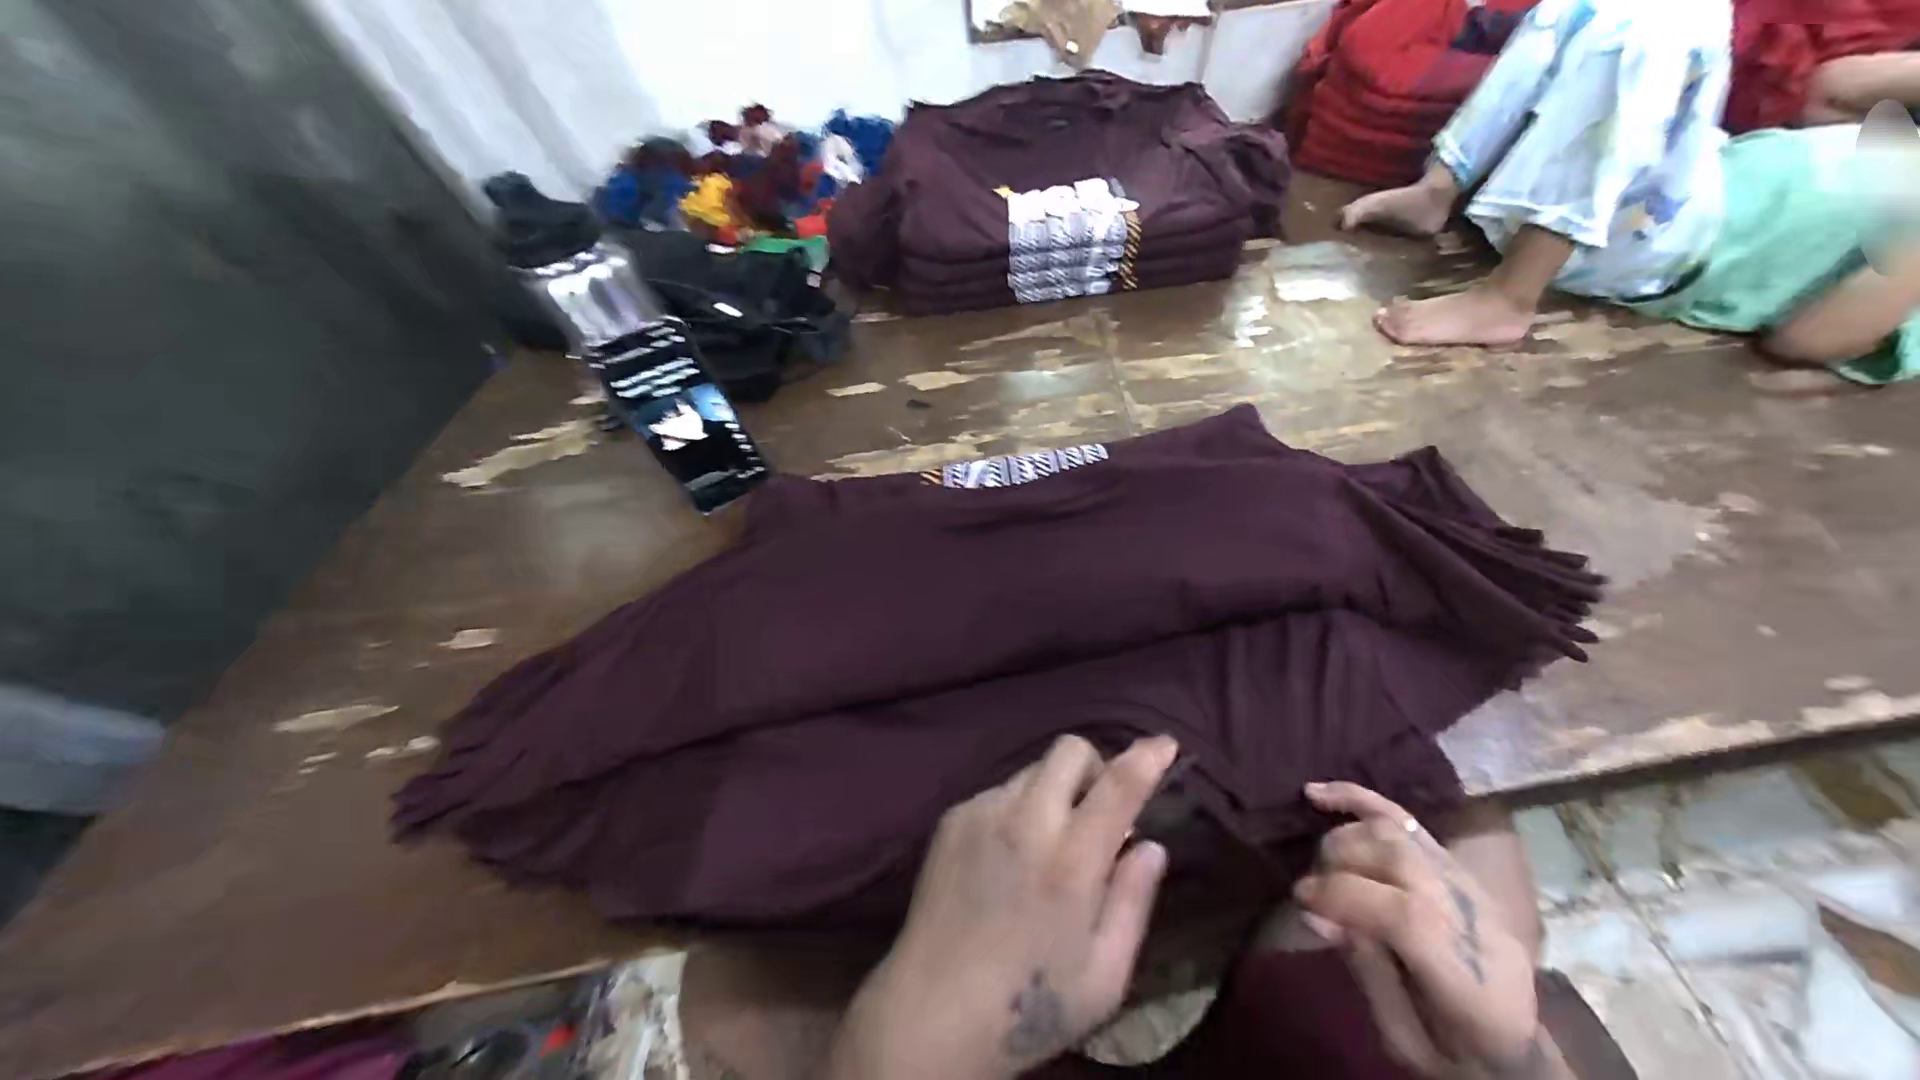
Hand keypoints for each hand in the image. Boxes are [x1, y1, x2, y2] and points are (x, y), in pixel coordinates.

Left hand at [826, 735, 1177, 1079]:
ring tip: (1045, 846)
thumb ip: (1133, 901)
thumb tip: (1150, 845)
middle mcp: (1025, 820)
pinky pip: (999, 792)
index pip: (1118, 786)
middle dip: (1094, 768)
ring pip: (1033, 770)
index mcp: (1071, 861)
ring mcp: (983, 812)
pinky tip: (1007, 859)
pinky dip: (1018, 809)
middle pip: (1069, 751)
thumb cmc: (1029, 1005)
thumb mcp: (1104, 975)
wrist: (931, 1011)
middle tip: (1097, 814)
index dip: (1146, 757)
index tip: (1164, 743)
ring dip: (1053, 792)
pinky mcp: (953, 817)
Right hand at [1296, 782, 1545, 1079]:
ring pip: (1396, 831)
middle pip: (1397, 858)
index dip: (1342, 897)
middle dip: (1337, 863)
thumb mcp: (1404, 1038)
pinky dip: (1358, 800)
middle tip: (1310, 889)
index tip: (1302, 902)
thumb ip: (1365, 969)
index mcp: (1472, 978)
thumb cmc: (1450, 1051)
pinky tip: (1316, 794)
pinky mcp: (1455, 867)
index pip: (1405, 913)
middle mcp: (1477, 920)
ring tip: (1323, 863)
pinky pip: (1404, 819)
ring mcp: (1470, 885)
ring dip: (1344, 837)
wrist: (1510, 1051)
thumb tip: (1315, 914)